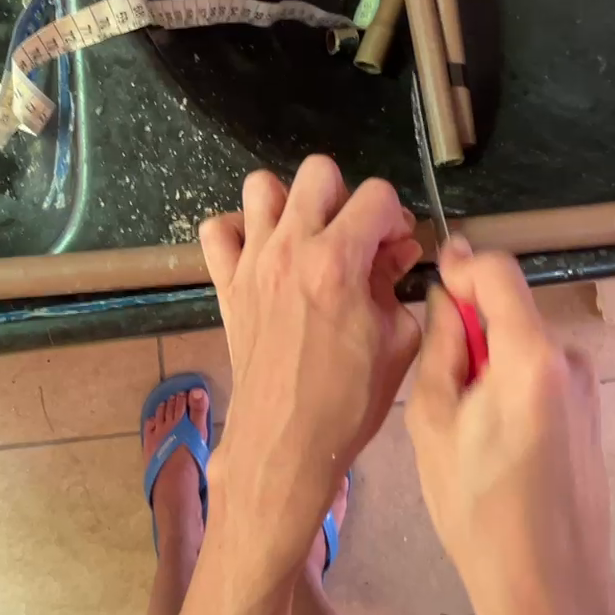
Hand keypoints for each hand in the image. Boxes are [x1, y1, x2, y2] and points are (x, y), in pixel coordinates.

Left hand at [197, 155, 423, 571]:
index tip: (394, 247)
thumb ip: (397, 284)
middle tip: (352, 238)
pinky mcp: (226, 281)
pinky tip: (262, 255)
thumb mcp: (397, 341)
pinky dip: (238, 232)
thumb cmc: (350, 399)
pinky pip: (217, 230)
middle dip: (344, 197)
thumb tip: (397, 249)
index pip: (376, 194)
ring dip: (289, 203)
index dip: (394, 216)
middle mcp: (291, 248)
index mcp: (338, 261)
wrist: (285, 442)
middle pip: (318, 172)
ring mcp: (252, 261)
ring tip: (306, 239)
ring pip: (261, 186)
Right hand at [405, 241, 614, 614]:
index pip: (499, 271)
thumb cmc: (477, 506)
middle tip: (435, 376)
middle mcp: (568, 360)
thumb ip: (440, 345)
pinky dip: (507, 382)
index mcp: (530, 355)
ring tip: (460, 419)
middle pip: (509, 309)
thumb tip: (444, 297)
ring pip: (520, 343)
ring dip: (486, 358)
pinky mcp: (589, 413)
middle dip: (468, 324)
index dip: (460, 266)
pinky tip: (490, 436)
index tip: (429, 280)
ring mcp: (586, 388)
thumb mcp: (432, 419)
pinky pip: (537, 373)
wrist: (549, 592)